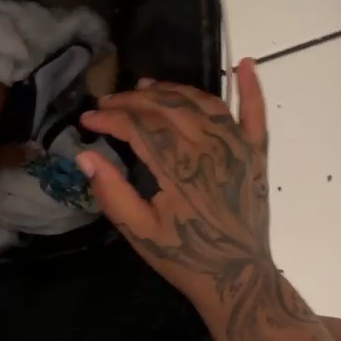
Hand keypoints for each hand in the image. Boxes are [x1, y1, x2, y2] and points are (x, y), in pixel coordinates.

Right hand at [75, 59, 270, 314]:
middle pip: (167, 107)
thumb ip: (112, 192)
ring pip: (201, 102)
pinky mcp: (256, 153)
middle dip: (133, 100)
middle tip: (109, 102)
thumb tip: (84, 155)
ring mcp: (237, 147)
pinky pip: (255, 113)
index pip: (138, 126)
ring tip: (146, 88)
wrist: (238, 277)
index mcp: (177, 168)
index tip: (87, 120)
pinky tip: (243, 63)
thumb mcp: (140, 232)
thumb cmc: (185, 258)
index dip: (110, 118)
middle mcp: (208, 147)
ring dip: (172, 90)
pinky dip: (250, 87)